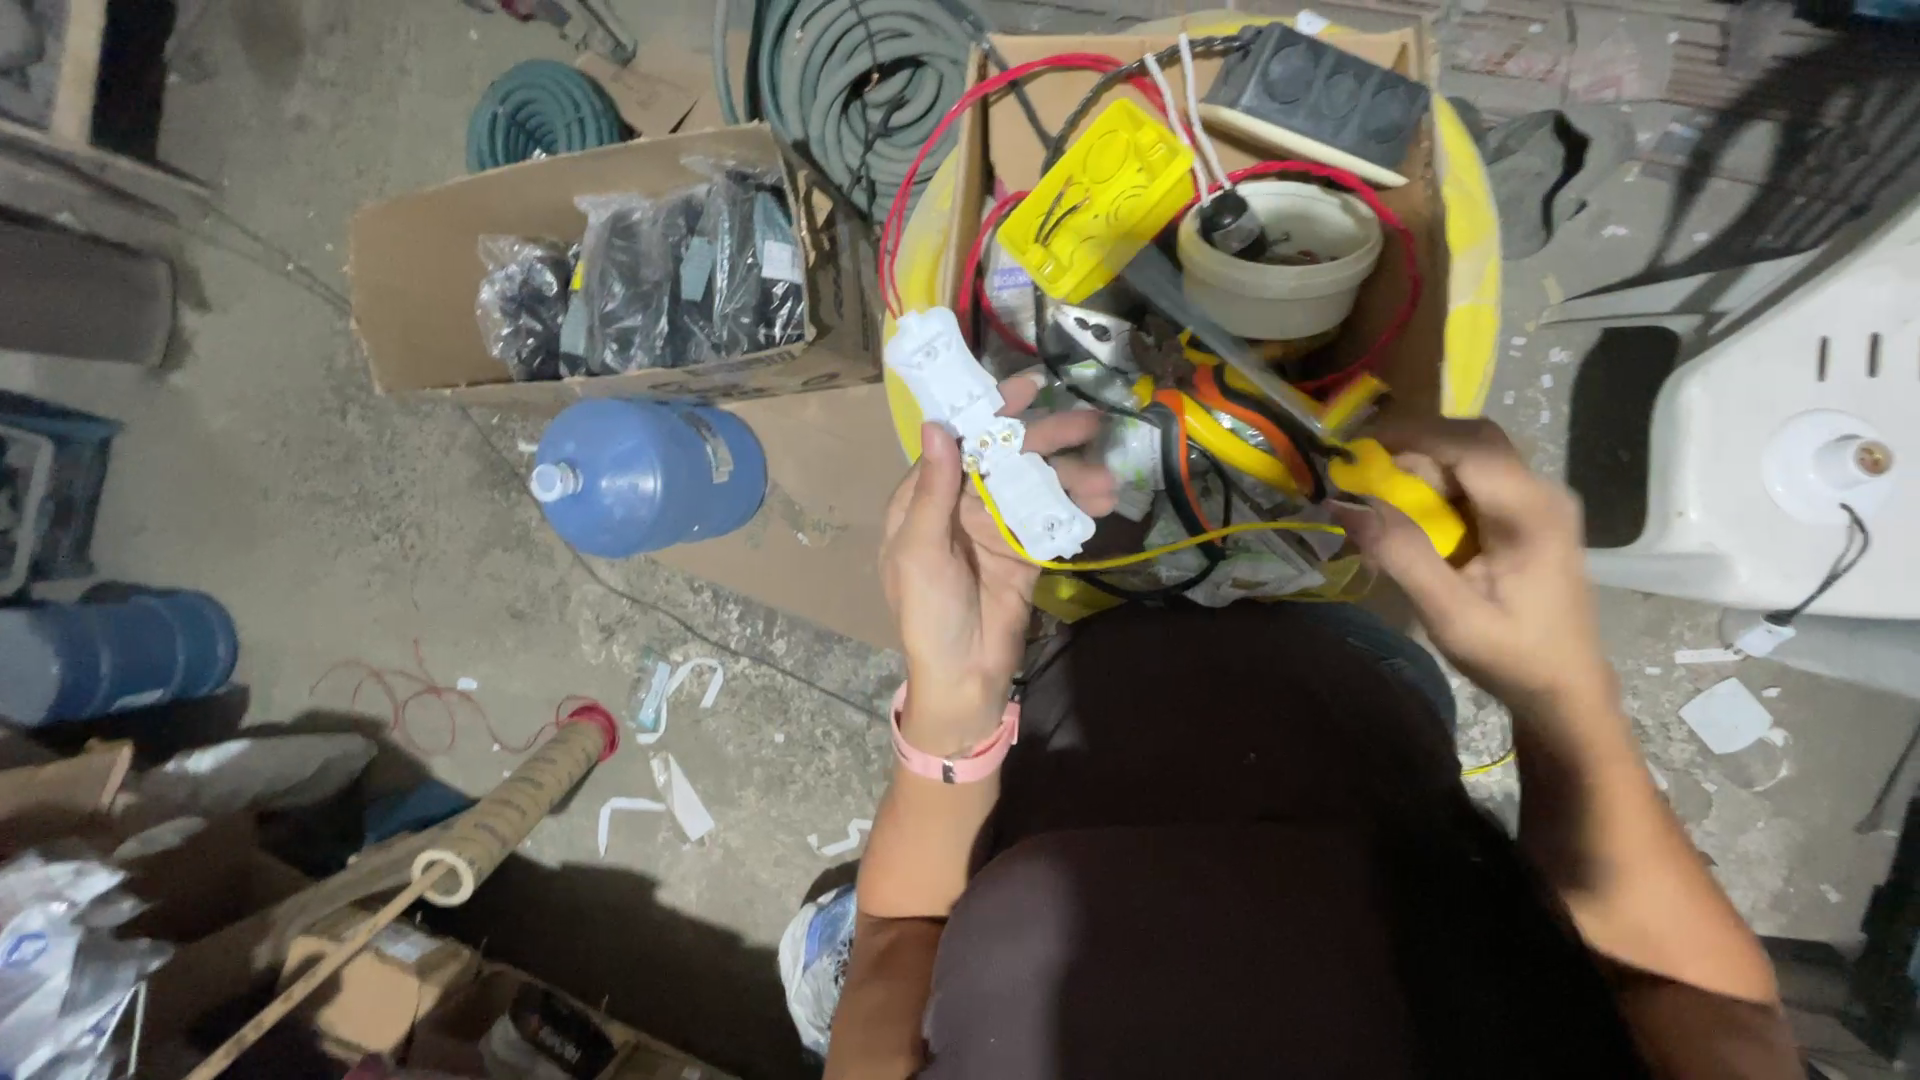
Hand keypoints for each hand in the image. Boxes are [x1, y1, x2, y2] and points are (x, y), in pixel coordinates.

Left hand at [881, 374, 1116, 755]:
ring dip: (1072, 477)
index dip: (992, 414)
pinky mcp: (1025, 551)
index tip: (1028, 389)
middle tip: (1090, 424)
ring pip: (1035, 486)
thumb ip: (931, 492)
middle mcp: (961, 505)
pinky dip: (1077, 508)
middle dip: (1046, 440)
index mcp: (925, 500)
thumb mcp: (919, 553)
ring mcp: (996, 527)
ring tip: (1108, 478)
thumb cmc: (927, 615)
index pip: (960, 443)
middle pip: (1005, 459)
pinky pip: (1052, 519)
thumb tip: (939, 427)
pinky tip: (1105, 501)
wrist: (963, 676)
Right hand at [1333, 418, 1614, 716]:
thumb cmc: (1512, 656)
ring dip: (1418, 462)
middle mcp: (1540, 492)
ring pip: (1469, 454)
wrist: (1565, 688)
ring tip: (1370, 487)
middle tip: (1357, 465)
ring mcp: (1535, 500)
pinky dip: (1431, 482)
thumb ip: (1401, 556)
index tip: (1352, 444)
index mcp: (1530, 511)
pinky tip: (1404, 510)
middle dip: (1410, 443)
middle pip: (1470, 438)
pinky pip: (1472, 478)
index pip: (1467, 444)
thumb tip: (1343, 505)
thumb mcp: (1450, 615)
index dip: (1408, 433)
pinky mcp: (1523, 513)